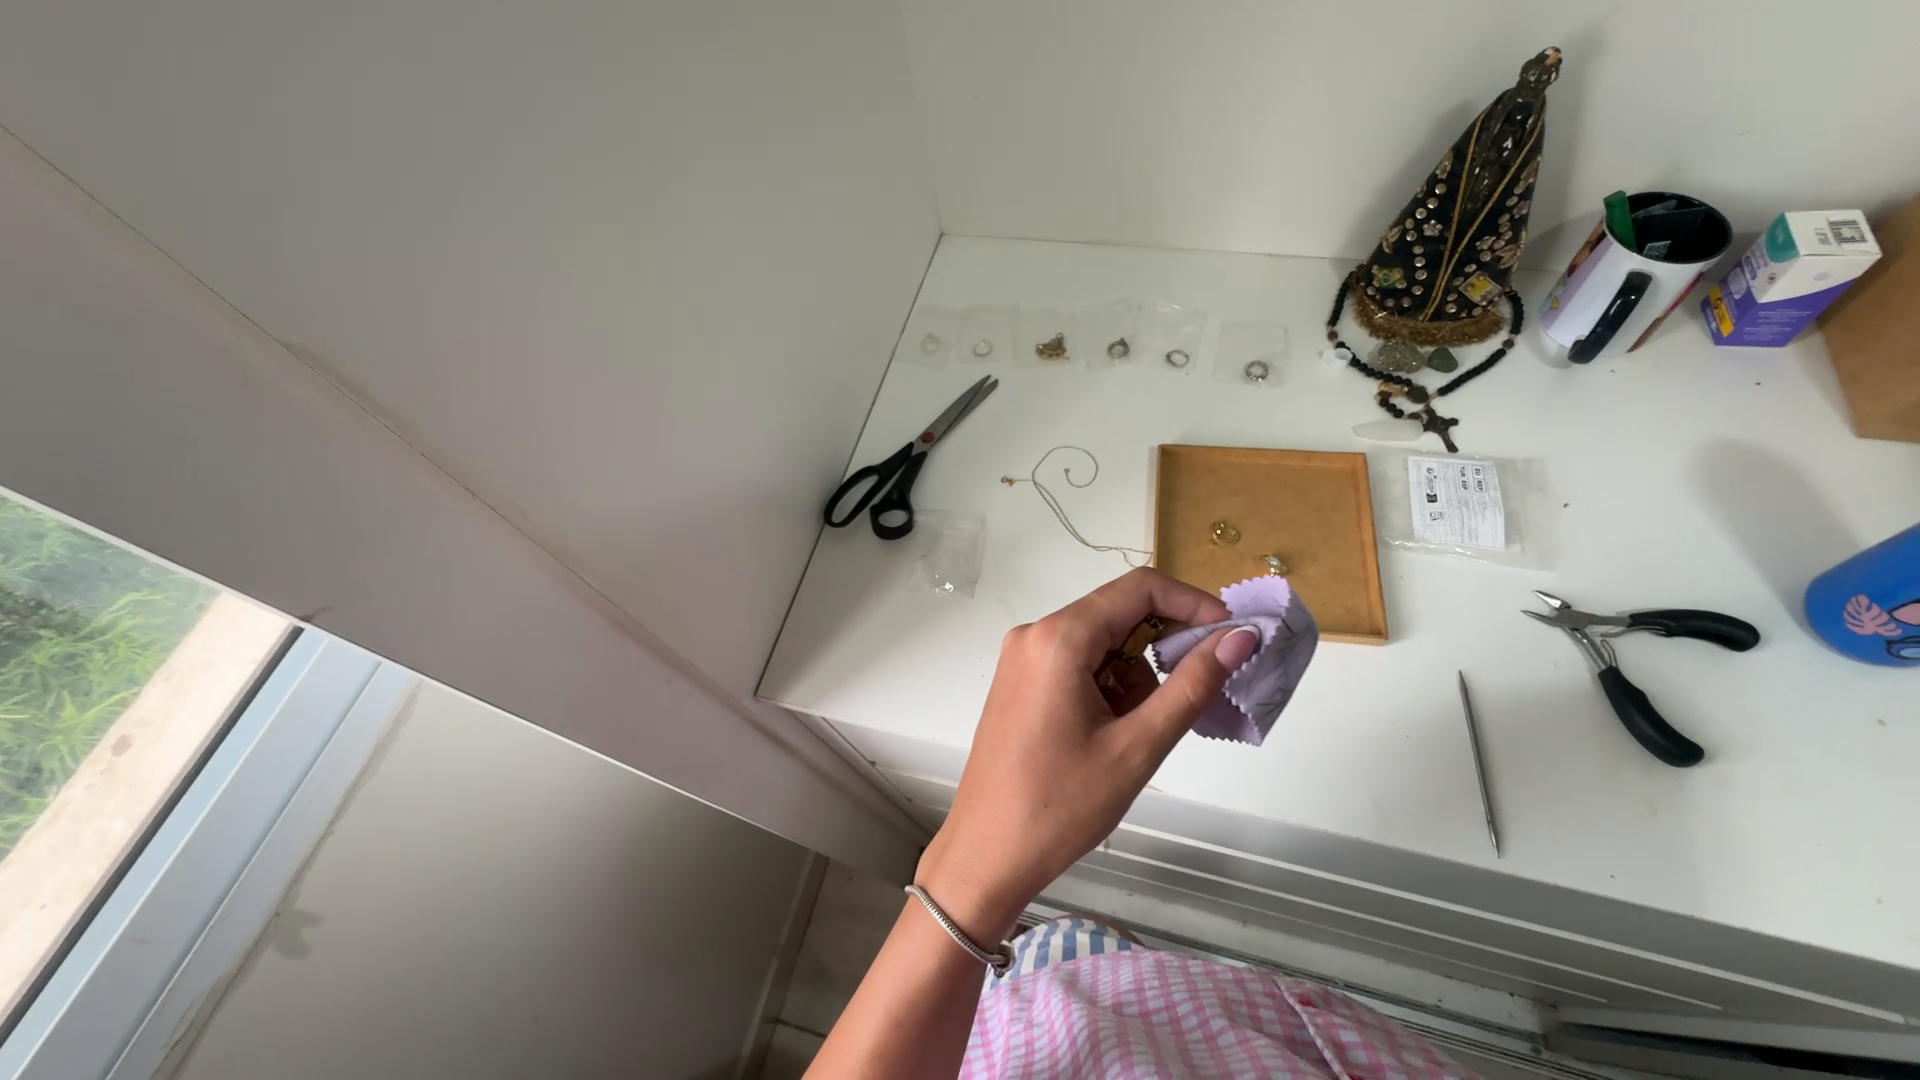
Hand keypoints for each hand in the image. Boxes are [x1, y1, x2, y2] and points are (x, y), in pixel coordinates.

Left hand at [915, 567, 1260, 941]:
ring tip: (1133, 736)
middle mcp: (1034, 635)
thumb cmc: (1060, 806)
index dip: (1192, 604)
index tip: (1230, 638)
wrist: (986, 854)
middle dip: (1164, 647)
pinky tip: (1109, 735)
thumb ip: (1192, 685)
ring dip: (1134, 676)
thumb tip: (1241, 637)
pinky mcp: (1019, 683)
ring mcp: (1022, 659)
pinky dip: (1107, 687)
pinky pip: (1077, 664)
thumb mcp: (1137, 746)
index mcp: (1058, 638)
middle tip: (1193, 695)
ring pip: (1100, 643)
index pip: (1139, 588)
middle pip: (1118, 613)